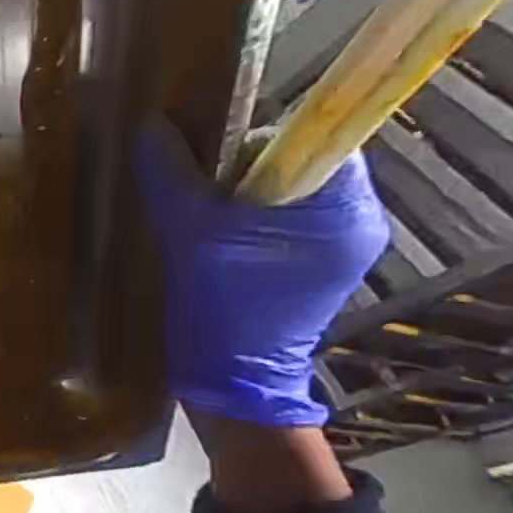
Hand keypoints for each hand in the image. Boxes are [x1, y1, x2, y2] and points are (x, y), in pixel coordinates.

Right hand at [134, 120, 387, 427]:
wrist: (231, 385)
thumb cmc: (220, 307)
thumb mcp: (189, 236)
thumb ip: (173, 177)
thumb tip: (152, 126)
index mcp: (343, 207)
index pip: (313, 135)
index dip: (258, 144)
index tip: (216, 171)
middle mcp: (359, 222)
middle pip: (299, 165)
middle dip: (248, 177)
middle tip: (206, 206)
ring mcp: (343, 251)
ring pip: (289, 197)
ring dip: (246, 204)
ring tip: (209, 233)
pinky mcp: (320, 274)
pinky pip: (288, 227)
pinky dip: (253, 229)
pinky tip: (222, 252)